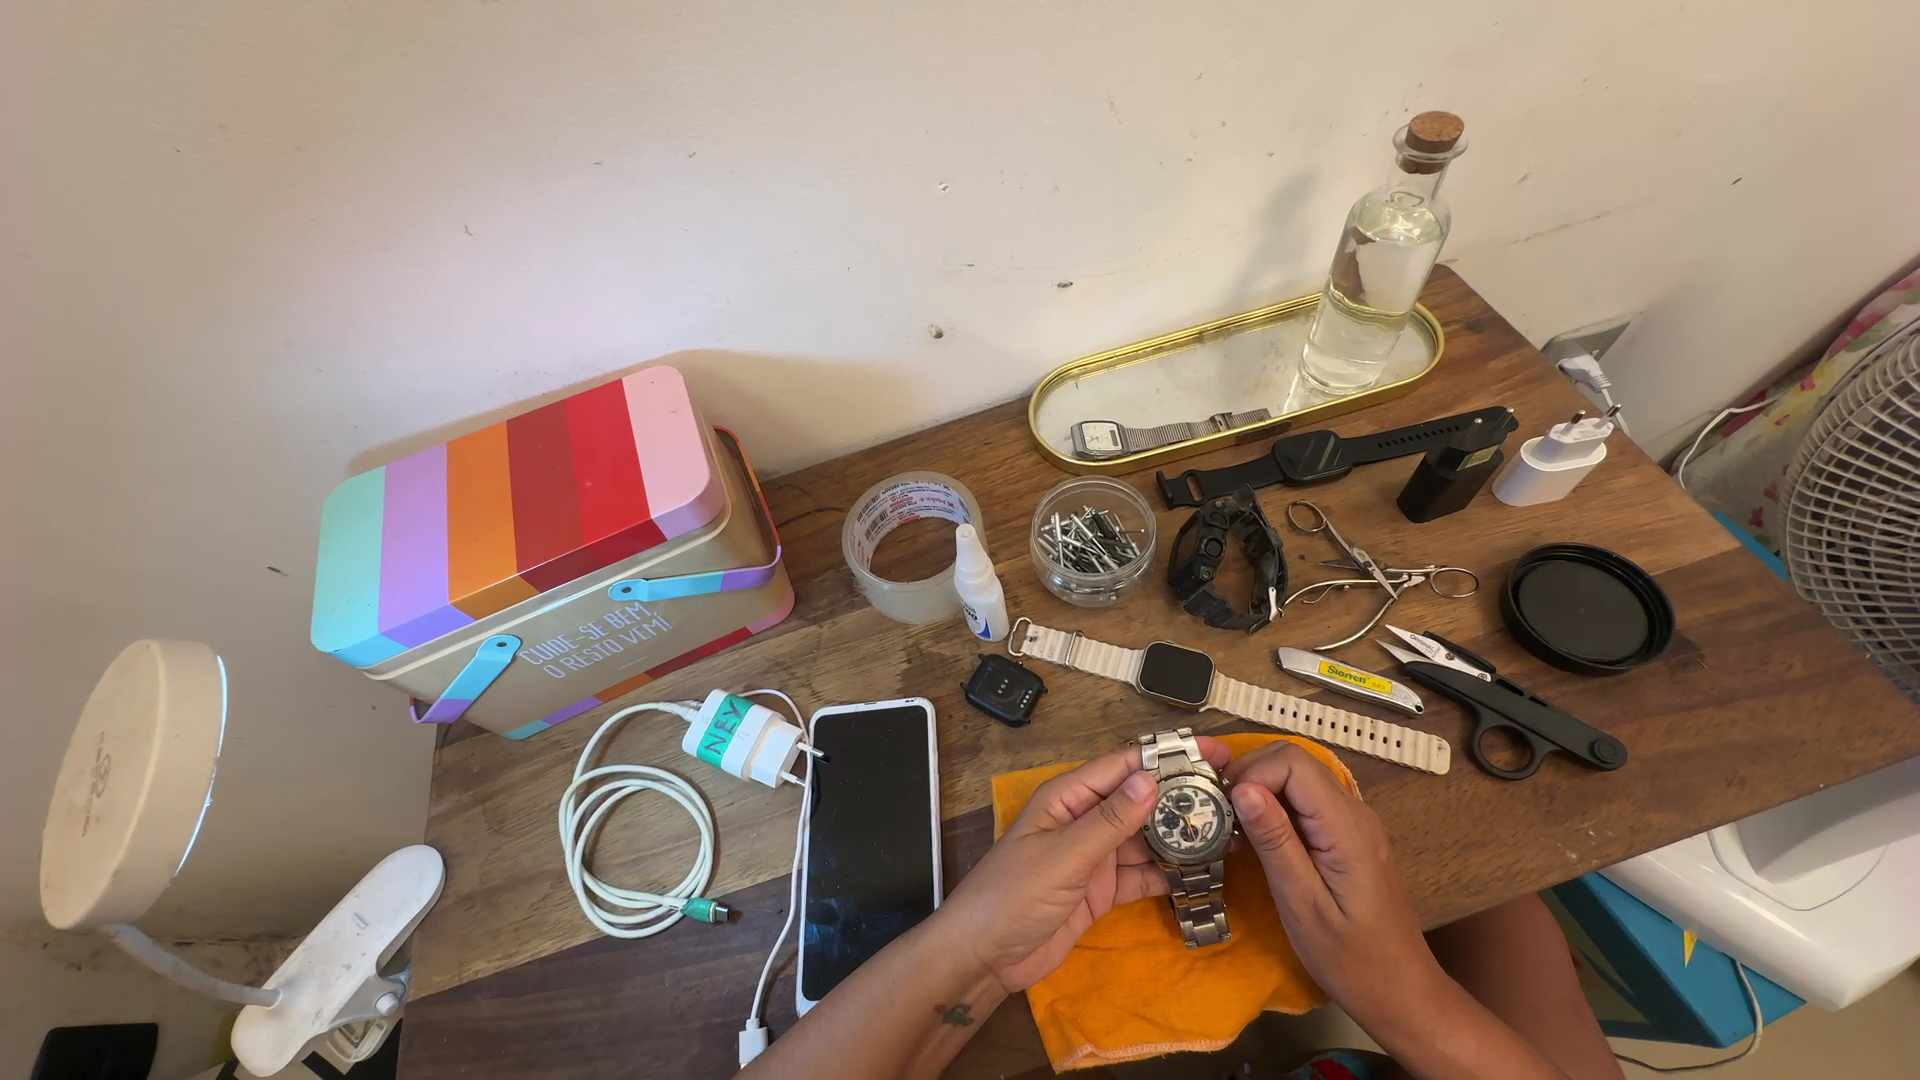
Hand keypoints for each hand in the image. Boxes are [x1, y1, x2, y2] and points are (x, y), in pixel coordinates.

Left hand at [938, 737, 1229, 991]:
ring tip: (1227, 831)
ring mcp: (1094, 855)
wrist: (986, 956)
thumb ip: (1108, 822)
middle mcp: (1084, 819)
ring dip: (1180, 835)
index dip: (1166, 757)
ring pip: (1145, 837)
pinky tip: (1202, 871)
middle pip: (1139, 800)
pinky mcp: (1101, 889)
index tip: (1210, 751)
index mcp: (1068, 797)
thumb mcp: (1063, 856)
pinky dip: (1168, 872)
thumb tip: (1149, 779)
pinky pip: (1141, 873)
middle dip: (1181, 796)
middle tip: (1231, 795)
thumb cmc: (1012, 895)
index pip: (1122, 766)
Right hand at [1224, 742, 1444, 1028]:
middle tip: (1221, 814)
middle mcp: (1354, 811)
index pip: (1293, 762)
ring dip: (1258, 788)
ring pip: (1296, 774)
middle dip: (1249, 775)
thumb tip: (1241, 789)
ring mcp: (1353, 820)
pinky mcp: (1345, 833)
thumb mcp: (1302, 904)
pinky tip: (1256, 835)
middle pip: (1293, 759)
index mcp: (1346, 827)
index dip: (1252, 773)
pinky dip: (1272, 803)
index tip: (1226, 808)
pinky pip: (1304, 797)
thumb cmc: (1351, 959)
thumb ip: (1274, 841)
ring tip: (1233, 825)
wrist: (1403, 994)